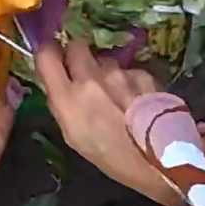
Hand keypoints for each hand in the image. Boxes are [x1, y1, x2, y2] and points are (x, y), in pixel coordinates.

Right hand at [35, 40, 180, 205]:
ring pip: (105, 60)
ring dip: (106, 72)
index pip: (47, 55)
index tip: (54, 57)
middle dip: (78, 54)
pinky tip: (138, 100)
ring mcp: (118, 73)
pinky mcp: (142, 73)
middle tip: (85, 71)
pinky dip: (130, 81)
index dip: (49, 53)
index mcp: (67, 98)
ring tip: (117, 95)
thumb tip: (61, 82)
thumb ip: (63, 104)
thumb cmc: (110, 157)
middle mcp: (90, 78)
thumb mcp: (74, 137)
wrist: (158, 160)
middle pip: (77, 45)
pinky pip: (129, 70)